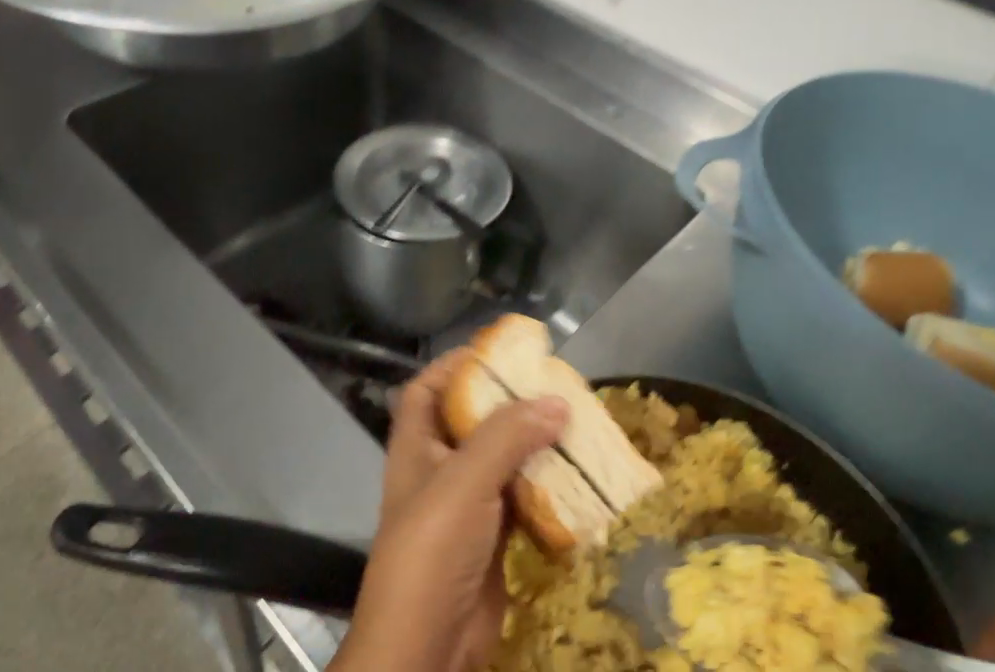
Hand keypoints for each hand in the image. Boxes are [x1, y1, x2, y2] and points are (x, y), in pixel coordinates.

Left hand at [333, 350, 568, 671]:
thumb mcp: (463, 482)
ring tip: (576, 423)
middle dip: (509, 403)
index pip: (425, 389)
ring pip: (503, 461)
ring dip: (535, 445)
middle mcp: (439, 471)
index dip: (453, 365)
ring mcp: (467, 508)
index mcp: (416, 448)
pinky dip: (547, 487)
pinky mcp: (494, 540)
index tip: (498, 352)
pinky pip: (523, 501)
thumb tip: (557, 401)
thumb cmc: (432, 551)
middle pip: (472, 422)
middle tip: (554, 387)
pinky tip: (578, 476)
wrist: (427, 645)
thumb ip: (506, 437)